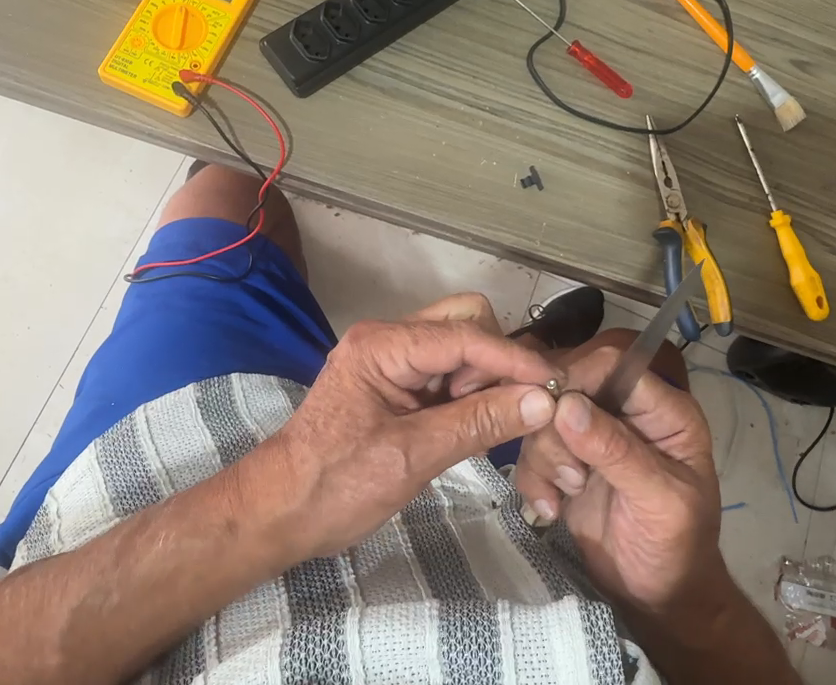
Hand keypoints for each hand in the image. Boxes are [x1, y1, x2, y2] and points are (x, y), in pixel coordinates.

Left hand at [263, 306, 559, 560]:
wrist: (278, 513)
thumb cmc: (335, 486)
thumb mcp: (411, 458)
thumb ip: (478, 424)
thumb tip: (542, 402)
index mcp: (384, 345)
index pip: (465, 336)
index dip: (514, 360)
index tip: (556, 385)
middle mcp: (389, 338)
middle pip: (465, 322)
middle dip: (495, 361)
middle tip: (505, 410)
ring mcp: (392, 358)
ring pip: (460, 344)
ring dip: (483, 378)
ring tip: (483, 423)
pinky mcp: (397, 381)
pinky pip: (447, 370)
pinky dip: (468, 391)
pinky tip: (470, 422)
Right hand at [512, 340, 729, 617]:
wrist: (657, 597)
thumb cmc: (677, 547)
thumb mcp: (659, 500)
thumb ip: (616, 451)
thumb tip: (567, 406)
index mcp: (661, 409)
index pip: (613, 366)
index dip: (578, 378)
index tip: (552, 412)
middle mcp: (623, 413)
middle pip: (569, 387)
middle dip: (556, 430)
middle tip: (571, 476)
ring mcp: (591, 436)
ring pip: (543, 418)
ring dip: (546, 458)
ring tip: (568, 493)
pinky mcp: (564, 462)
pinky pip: (531, 451)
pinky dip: (533, 479)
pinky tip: (551, 508)